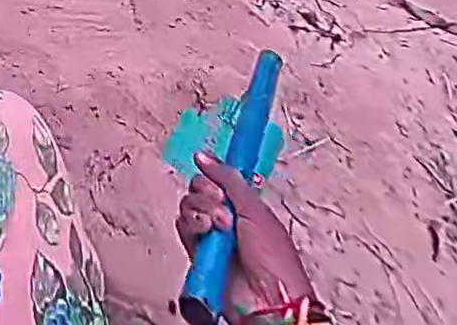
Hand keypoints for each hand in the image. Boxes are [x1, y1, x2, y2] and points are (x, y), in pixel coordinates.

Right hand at [176, 152, 313, 320]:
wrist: (267, 300)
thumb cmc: (274, 260)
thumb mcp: (256, 212)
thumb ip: (229, 180)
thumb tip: (202, 155)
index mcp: (243, 208)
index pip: (216, 180)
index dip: (213, 177)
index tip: (216, 182)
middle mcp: (224, 218)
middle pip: (198, 189)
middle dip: (207, 196)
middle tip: (222, 208)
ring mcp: (210, 234)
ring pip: (188, 204)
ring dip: (202, 211)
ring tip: (219, 228)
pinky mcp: (196, 249)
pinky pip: (182, 225)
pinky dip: (192, 225)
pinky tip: (206, 233)